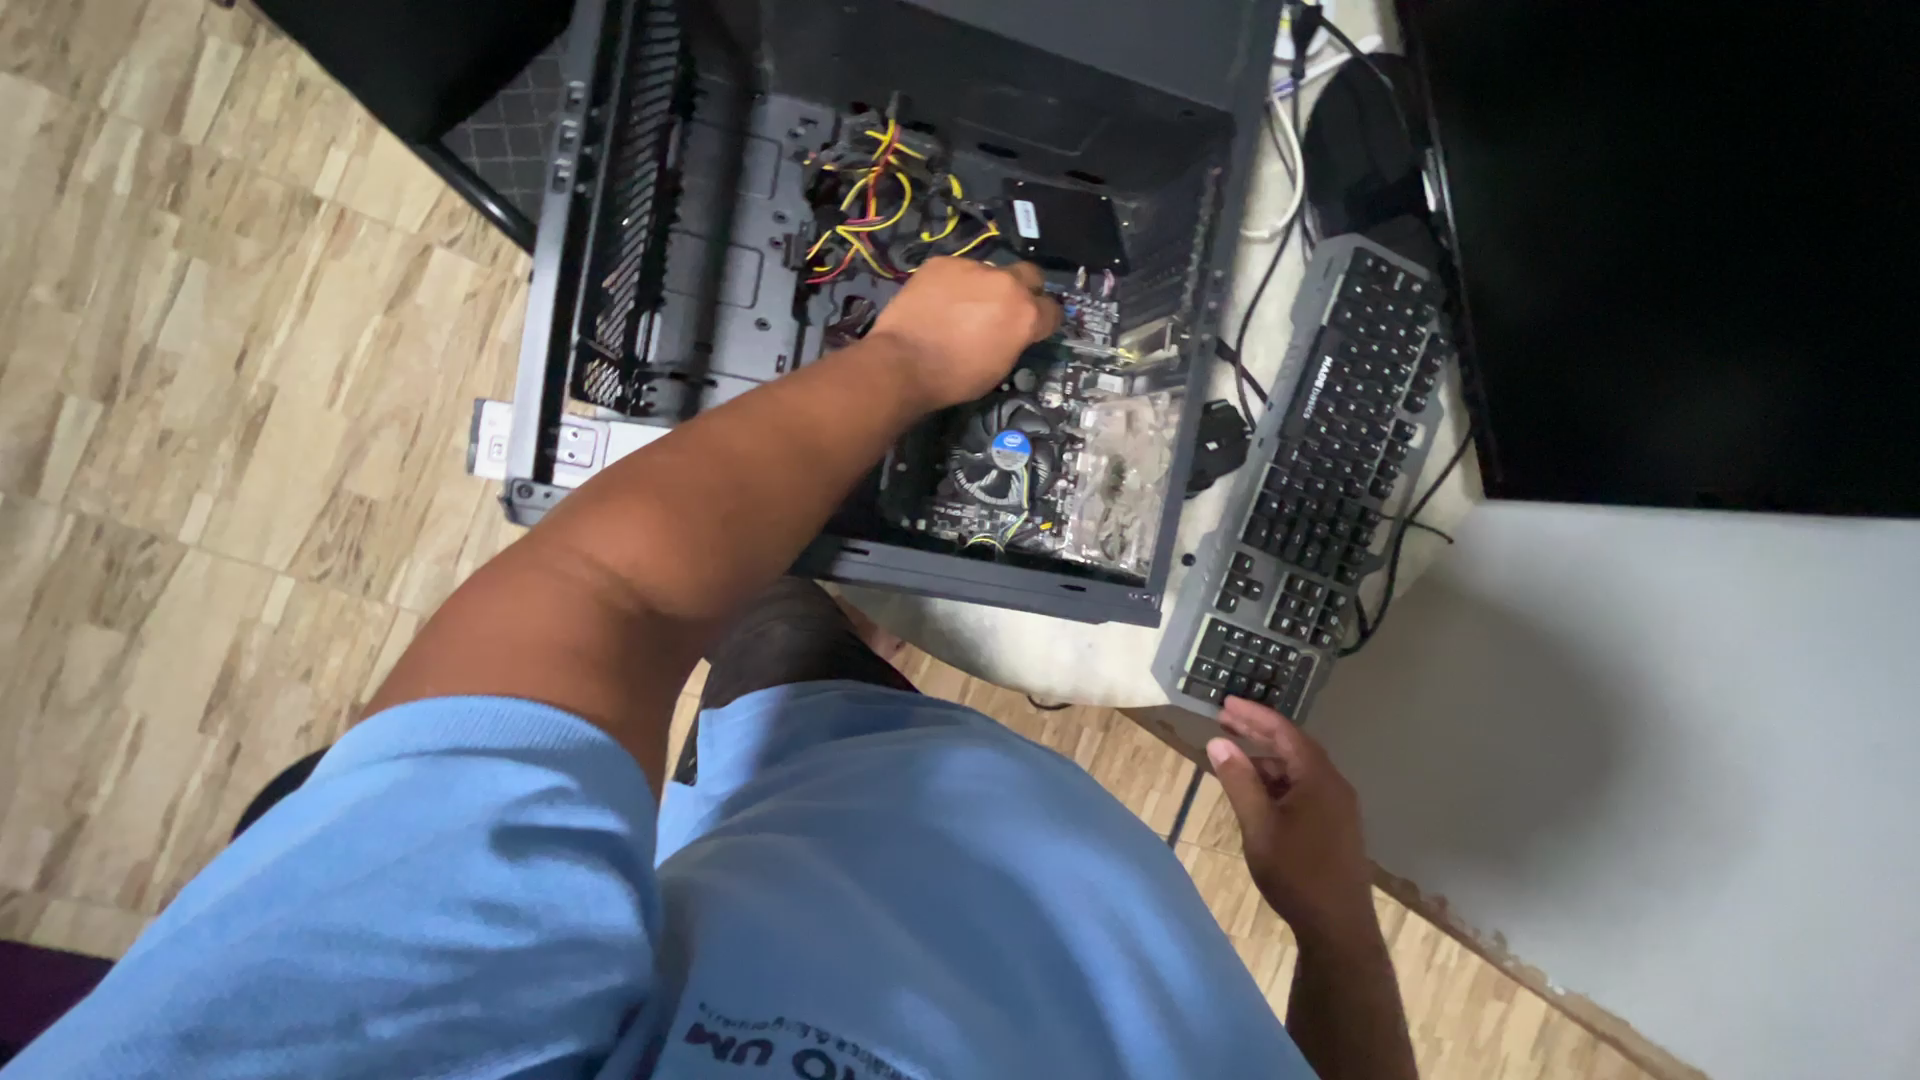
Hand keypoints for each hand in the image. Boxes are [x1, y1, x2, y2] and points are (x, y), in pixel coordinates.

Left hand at [867, 258, 1060, 409]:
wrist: (904, 363)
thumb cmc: (955, 378)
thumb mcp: (1000, 368)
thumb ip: (1015, 340)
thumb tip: (1014, 331)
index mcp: (1026, 314)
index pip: (1053, 310)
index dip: (1044, 321)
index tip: (1034, 329)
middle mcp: (1007, 283)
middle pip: (1031, 275)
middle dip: (1025, 290)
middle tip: (1006, 309)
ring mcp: (973, 267)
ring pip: (991, 271)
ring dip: (986, 287)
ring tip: (963, 307)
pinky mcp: (942, 262)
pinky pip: (958, 270)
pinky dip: (955, 283)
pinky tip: (939, 301)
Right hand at [1208, 697, 1376, 948]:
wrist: (1338, 929)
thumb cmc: (1296, 873)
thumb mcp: (1258, 825)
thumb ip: (1239, 780)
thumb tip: (1218, 743)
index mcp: (1318, 779)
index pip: (1284, 733)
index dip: (1254, 715)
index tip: (1225, 703)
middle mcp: (1334, 786)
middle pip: (1294, 747)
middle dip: (1258, 732)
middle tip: (1224, 720)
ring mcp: (1338, 807)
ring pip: (1298, 770)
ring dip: (1266, 760)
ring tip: (1233, 761)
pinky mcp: (1336, 826)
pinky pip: (1304, 789)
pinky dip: (1278, 782)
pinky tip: (1257, 793)